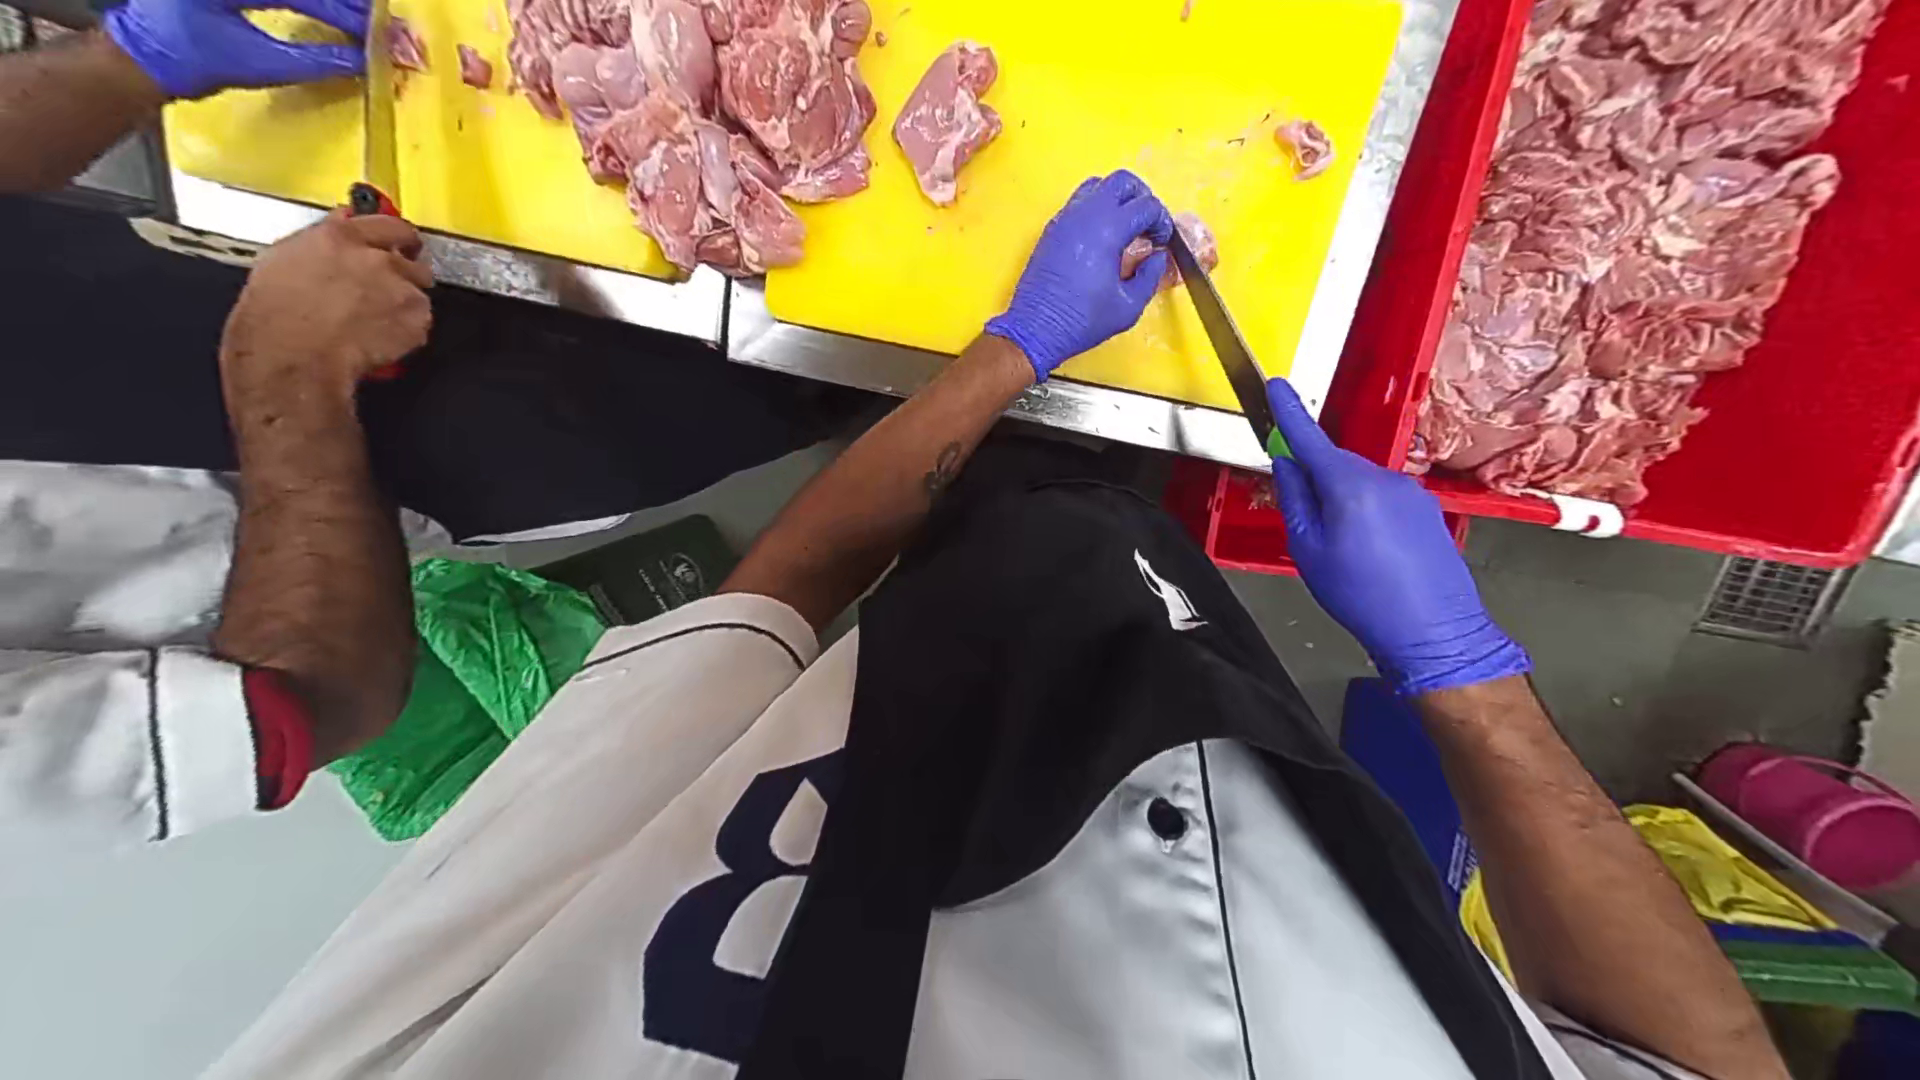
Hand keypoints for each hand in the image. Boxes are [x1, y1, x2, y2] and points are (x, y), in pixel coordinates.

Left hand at [103, 0, 366, 99]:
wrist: (151, 53)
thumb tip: (367, 62)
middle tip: (390, 26)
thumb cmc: (202, 59)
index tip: (385, 39)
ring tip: (370, 18)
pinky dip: (318, 3)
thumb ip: (320, 61)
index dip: (350, 18)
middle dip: (350, 5)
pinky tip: (340, 11)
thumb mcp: (267, 64)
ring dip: (338, 2)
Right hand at [221, 210, 431, 404]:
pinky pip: (420, 321)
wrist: (299, 349)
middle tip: (386, 289)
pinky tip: (380, 333)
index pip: (392, 225)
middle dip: (405, 274)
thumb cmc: (280, 308)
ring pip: (418, 294)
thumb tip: (345, 221)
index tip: (402, 242)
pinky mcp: (419, 320)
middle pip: (414, 263)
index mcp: (343, 238)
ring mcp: (404, 291)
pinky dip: (407, 327)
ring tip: (373, 317)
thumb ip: (327, 236)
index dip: (400, 236)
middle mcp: (380, 260)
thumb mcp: (288, 255)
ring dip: (404, 303)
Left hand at [986, 170, 1173, 380]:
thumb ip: (1150, 277)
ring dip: (1116, 200)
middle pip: (1122, 181)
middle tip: (1148, 225)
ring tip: (1124, 228)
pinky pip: (1077, 204)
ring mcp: (1064, 220)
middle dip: (1141, 198)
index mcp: (1107, 230)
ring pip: (1096, 187)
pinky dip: (1095, 210)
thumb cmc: (1081, 321)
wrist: (1036, 330)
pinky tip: (1100, 238)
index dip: (1162, 222)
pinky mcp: (1051, 231)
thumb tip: (1156, 258)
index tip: (1162, 242)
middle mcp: (1084, 215)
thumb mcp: (1128, 307)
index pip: (1146, 206)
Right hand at [1266, 378, 1528, 695]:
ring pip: (1357, 481)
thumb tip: (1286, 464)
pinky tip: (1362, 547)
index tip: (1276, 386)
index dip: (1288, 412)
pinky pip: (1380, 496)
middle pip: (1334, 463)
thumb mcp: (1307, 548)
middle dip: (1312, 478)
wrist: (1432, 630)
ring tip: (1336, 546)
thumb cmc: (1359, 593)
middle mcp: (1384, 479)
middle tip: (1300, 519)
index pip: (1310, 440)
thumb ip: (1293, 499)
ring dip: (1338, 499)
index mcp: (1349, 486)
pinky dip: (1362, 510)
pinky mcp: (1425, 509)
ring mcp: (1410, 492)